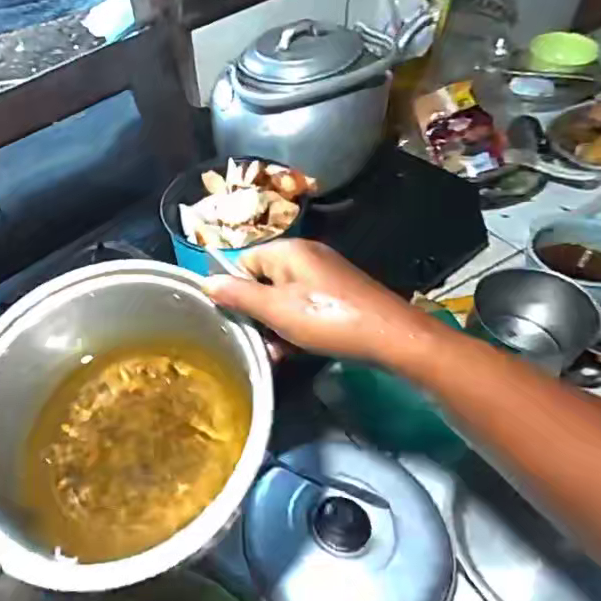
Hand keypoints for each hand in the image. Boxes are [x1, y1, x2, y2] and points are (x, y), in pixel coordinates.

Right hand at [202, 240, 446, 365]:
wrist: (394, 339)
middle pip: (261, 280)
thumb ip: (237, 295)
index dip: (234, 289)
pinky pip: (303, 305)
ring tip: (278, 349)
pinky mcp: (338, 293)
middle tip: (257, 338)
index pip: (241, 262)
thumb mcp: (275, 310)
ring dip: (275, 324)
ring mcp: (324, 274)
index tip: (236, 318)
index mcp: (287, 250)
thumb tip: (206, 283)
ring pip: (281, 297)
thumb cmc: (328, 320)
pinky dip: (296, 325)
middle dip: (255, 311)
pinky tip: (298, 348)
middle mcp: (305, 255)